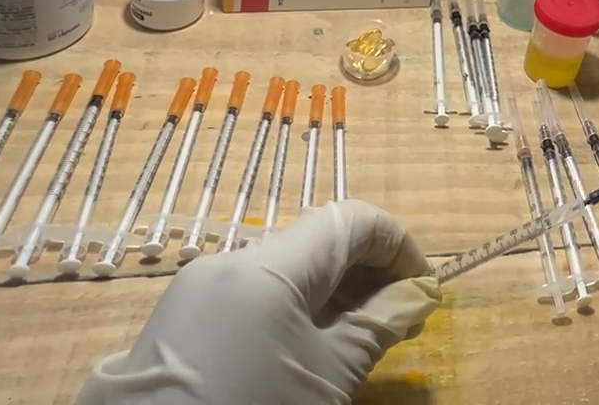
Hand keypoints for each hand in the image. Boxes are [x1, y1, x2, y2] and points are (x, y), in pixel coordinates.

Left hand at [76, 200, 440, 404]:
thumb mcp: (328, 380)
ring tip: (359, 335)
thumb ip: (379, 326)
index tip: (423, 287)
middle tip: (398, 316)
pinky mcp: (175, 326)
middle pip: (317, 241)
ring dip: (332, 291)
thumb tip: (419, 295)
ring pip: (285, 270)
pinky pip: (250, 297)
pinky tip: (307, 348)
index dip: (397, 244)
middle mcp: (229, 262)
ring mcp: (195, 293)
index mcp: (266, 266)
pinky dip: (292, 310)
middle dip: (366, 270)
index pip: (351, 219)